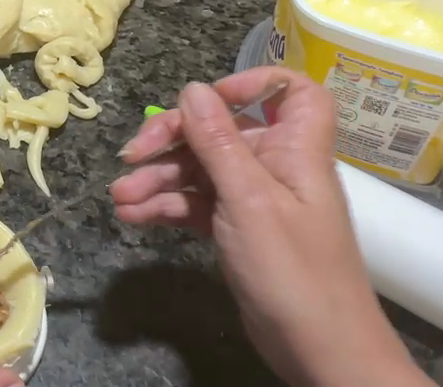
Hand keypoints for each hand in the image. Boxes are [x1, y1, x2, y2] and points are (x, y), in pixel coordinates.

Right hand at [109, 69, 432, 386]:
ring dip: (156, 178)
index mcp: (293, 151)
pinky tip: (133, 216)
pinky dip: (163, 206)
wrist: (323, 358)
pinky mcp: (235, 228)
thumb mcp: (249, 201)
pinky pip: (193, 201)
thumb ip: (218, 142)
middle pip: (218, 129)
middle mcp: (273, 167)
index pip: (294, 93)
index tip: (208, 98)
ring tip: (120, 198)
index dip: (253, 83)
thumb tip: (193, 88)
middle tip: (132, 156)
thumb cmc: (293, 272)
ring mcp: (253, 199)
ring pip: (197, 167)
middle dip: (170, 139)